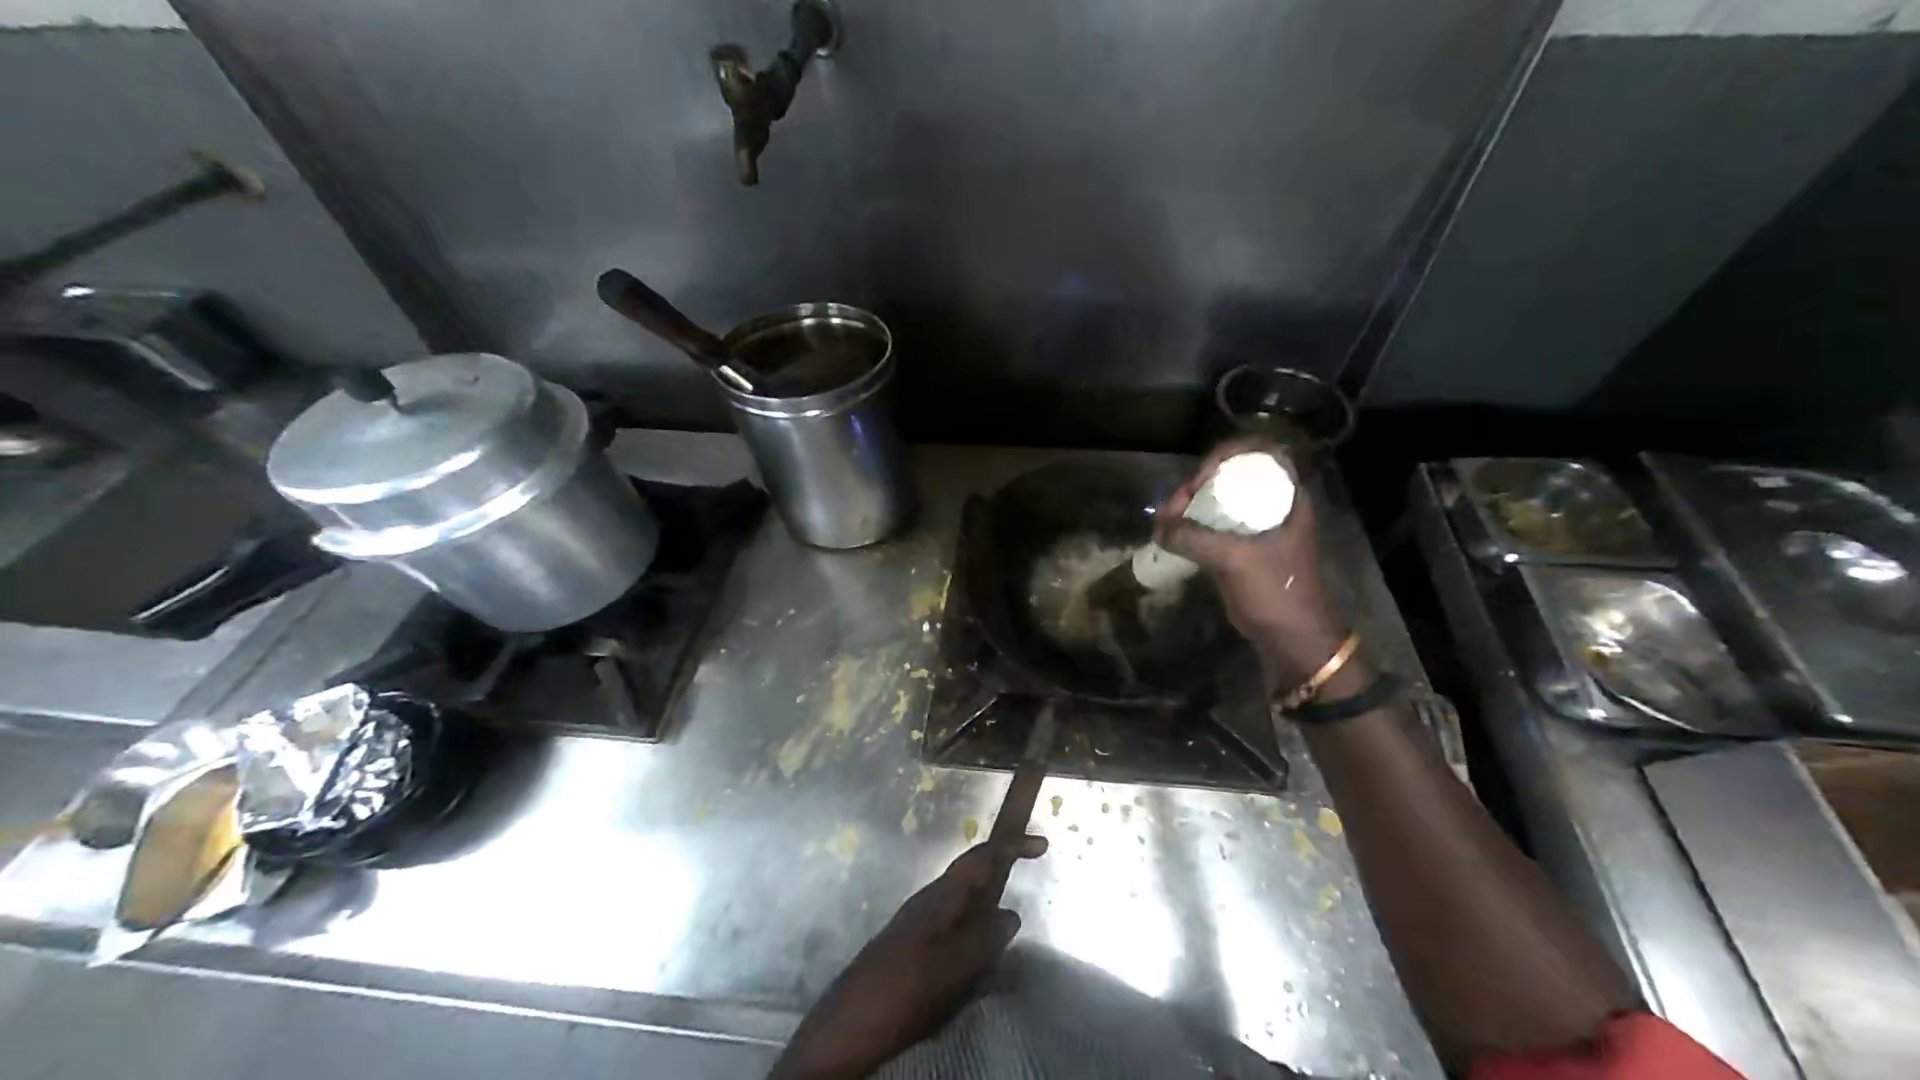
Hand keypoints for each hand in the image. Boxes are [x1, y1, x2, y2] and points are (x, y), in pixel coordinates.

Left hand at [769, 837, 1048, 1079]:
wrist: (841, 1033)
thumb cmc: (895, 994)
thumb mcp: (946, 971)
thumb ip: (980, 941)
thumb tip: (1011, 914)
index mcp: (936, 901)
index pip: (977, 860)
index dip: (1009, 847)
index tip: (1041, 845)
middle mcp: (926, 905)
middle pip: (970, 877)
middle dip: (1000, 873)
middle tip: (1028, 882)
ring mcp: (916, 926)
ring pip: (962, 904)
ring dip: (987, 905)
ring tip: (1009, 927)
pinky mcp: (912, 950)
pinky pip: (952, 928)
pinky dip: (973, 932)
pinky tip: (980, 958)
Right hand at [1156, 437, 1357, 690]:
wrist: (1293, 638)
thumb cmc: (1275, 591)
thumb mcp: (1233, 559)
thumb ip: (1193, 538)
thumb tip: (1158, 525)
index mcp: (1287, 497)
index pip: (1260, 452)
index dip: (1228, 454)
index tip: (1203, 477)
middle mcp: (1274, 505)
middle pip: (1233, 475)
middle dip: (1199, 483)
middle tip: (1176, 504)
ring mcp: (1258, 527)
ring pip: (1221, 501)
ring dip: (1191, 505)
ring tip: (1167, 521)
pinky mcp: (1242, 549)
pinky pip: (1214, 525)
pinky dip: (1192, 526)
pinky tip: (1171, 535)